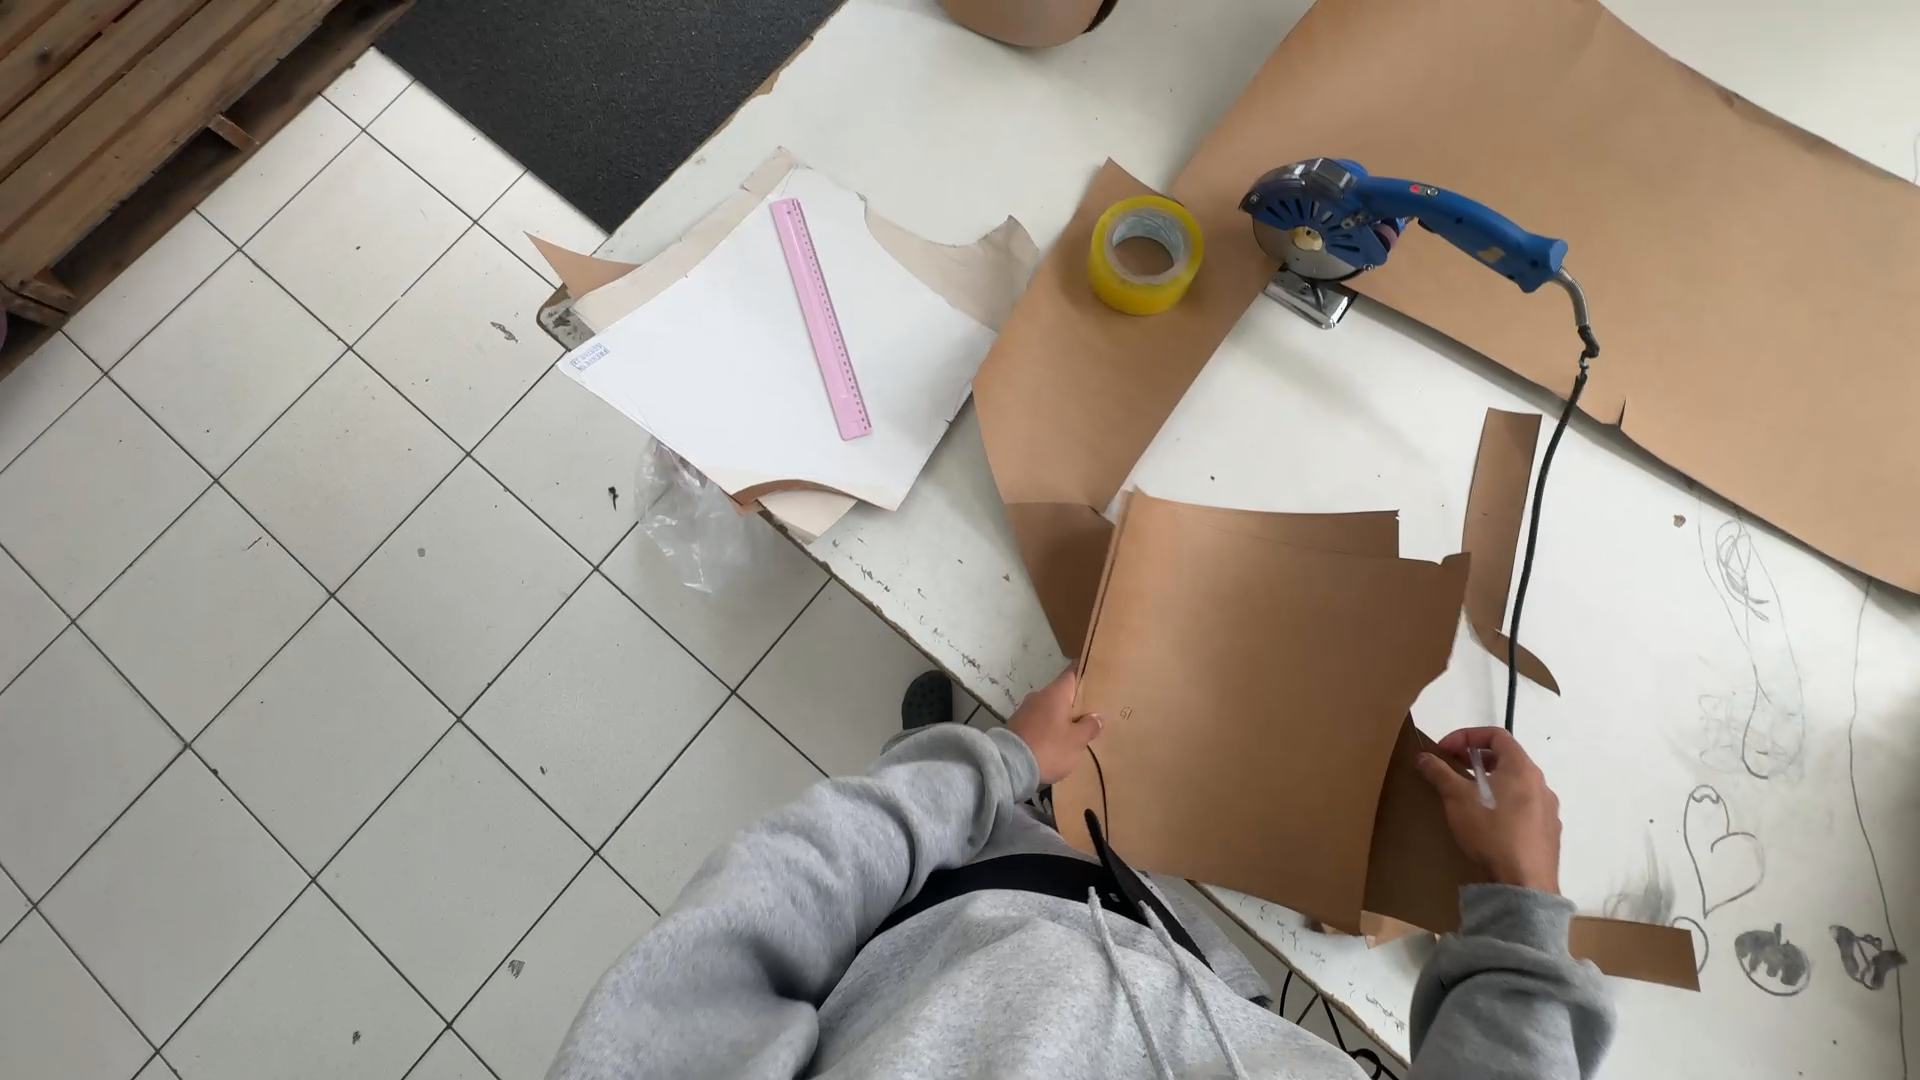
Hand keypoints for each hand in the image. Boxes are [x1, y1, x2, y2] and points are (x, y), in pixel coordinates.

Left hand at [1007, 669, 1104, 784]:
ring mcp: (1025, 709)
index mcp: (1055, 693)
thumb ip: (1090, 726)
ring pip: (1049, 708)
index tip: (1096, 677)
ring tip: (1076, 729)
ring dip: (1061, 716)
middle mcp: (1039, 695)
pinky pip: (1038, 720)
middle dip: (1075, 701)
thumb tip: (1098, 716)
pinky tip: (1056, 740)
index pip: (1072, 674)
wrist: (1009, 765)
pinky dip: (1048, 727)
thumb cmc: (1049, 748)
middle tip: (1092, 711)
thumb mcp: (1076, 740)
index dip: (1084, 674)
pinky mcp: (1016, 724)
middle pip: (1061, 693)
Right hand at [1415, 727, 1561, 894]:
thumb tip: (1423, 756)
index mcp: (1522, 769)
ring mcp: (1548, 810)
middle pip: (1506, 757)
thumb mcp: (1456, 797)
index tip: (1445, 751)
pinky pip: (1522, 805)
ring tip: (1466, 796)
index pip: (1496, 735)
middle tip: (1450, 769)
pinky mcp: (1548, 833)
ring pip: (1515, 783)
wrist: (1524, 884)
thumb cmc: (1491, 831)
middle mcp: (1541, 784)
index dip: (1466, 736)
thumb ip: (1439, 772)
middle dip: (1474, 758)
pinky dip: (1501, 802)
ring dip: (1488, 781)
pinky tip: (1486, 822)